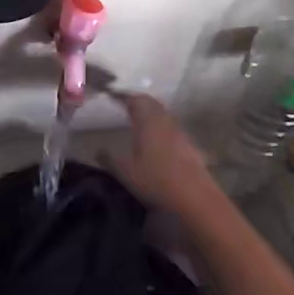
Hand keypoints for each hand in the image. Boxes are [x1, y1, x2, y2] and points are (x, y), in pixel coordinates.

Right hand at [110, 93, 217, 215]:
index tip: (112, 97)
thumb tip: (98, 151)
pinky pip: (172, 129)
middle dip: (138, 103)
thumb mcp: (125, 172)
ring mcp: (180, 132)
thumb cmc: (156, 180)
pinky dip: (161, 129)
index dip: (123, 96)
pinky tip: (155, 144)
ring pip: (163, 115)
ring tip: (137, 124)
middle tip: (124, 108)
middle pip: (152, 104)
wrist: (195, 198)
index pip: (136, 99)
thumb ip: (109, 159)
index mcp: (148, 121)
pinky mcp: (190, 146)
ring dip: (151, 115)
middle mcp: (166, 121)